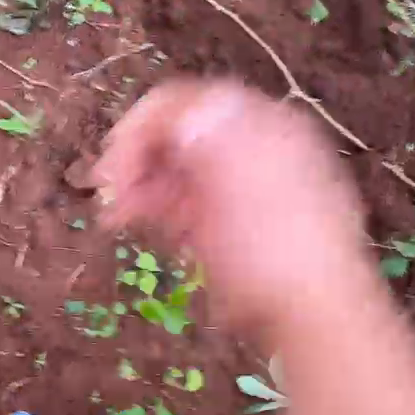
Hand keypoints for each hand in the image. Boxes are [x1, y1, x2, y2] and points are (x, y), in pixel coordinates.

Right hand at [67, 79, 380, 344]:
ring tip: (111, 213)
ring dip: (133, 183)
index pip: (186, 101)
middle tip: (104, 186)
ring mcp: (231, 184)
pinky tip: (126, 222)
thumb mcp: (241, 181)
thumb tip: (181, 112)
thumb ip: (211, 137)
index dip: (142, 123)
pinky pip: (173, 196)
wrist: (310, 313)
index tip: (112, 155)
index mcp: (260, 127)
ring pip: (167, 166)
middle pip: (172, 132)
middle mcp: (245, 147)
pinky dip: (145, 205)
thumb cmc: (276, 246)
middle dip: (133, 156)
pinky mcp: (218, 218)